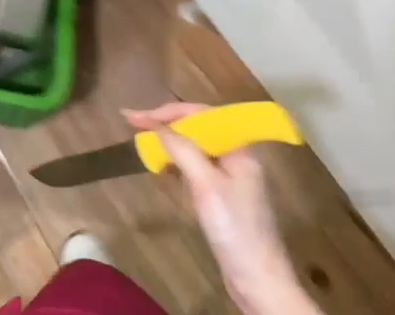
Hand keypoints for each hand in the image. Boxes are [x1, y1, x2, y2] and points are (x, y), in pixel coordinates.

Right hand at [124, 103, 319, 314]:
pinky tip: (163, 169)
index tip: (135, 117)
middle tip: (134, 125)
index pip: (200, 114)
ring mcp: (231, 179)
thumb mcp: (205, 185)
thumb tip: (152, 121)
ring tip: (144, 143)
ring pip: (196, 149)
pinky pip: (197, 169)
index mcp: (239, 148)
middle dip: (167, 124)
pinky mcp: (223, 198)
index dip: (167, 112)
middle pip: (198, 129)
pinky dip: (178, 165)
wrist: (259, 283)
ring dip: (171, 144)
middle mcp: (237, 157)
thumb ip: (181, 148)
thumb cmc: (235, 229)